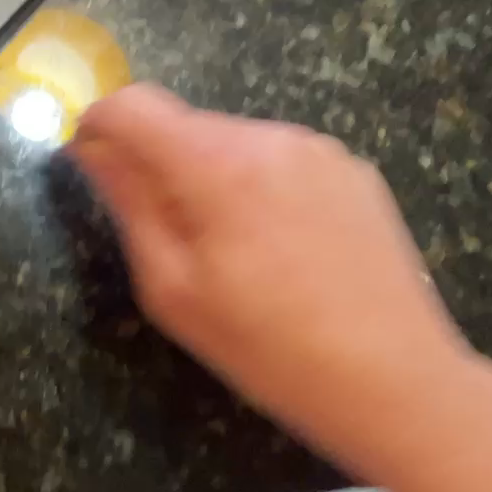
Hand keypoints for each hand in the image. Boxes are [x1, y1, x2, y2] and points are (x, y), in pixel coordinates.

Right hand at [69, 84, 491, 489]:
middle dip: (154, 160)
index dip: (98, 125)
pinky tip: (275, 241)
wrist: (401, 385)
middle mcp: (267, 137)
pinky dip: (251, 181)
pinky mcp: (349, 167)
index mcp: (217, 165)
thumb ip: (126, 202)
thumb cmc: (267, 347)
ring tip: (227, 243)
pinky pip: (272, 155)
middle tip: (164, 230)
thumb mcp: (171, 287)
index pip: (131, 105)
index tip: (91, 161)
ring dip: (203, 172)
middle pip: (178, 123)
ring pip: (224, 138)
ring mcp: (316, 149)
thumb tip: (90, 149)